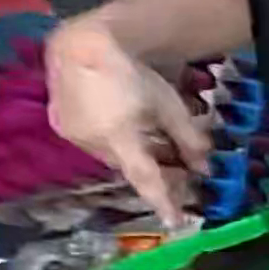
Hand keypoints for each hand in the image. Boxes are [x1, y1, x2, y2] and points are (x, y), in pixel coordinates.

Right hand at [45, 16, 209, 226]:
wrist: (86, 46)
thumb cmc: (137, 78)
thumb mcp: (175, 112)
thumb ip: (191, 144)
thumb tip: (205, 170)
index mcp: (117, 137)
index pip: (145, 178)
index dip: (163, 202)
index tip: (176, 223)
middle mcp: (89, 140)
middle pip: (134, 170)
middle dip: (163, 178)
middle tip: (190, 184)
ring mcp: (72, 132)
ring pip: (119, 160)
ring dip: (145, 163)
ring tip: (170, 161)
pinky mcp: (64, 124)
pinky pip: (103, 148)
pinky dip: (128, 151)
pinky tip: (145, 144)